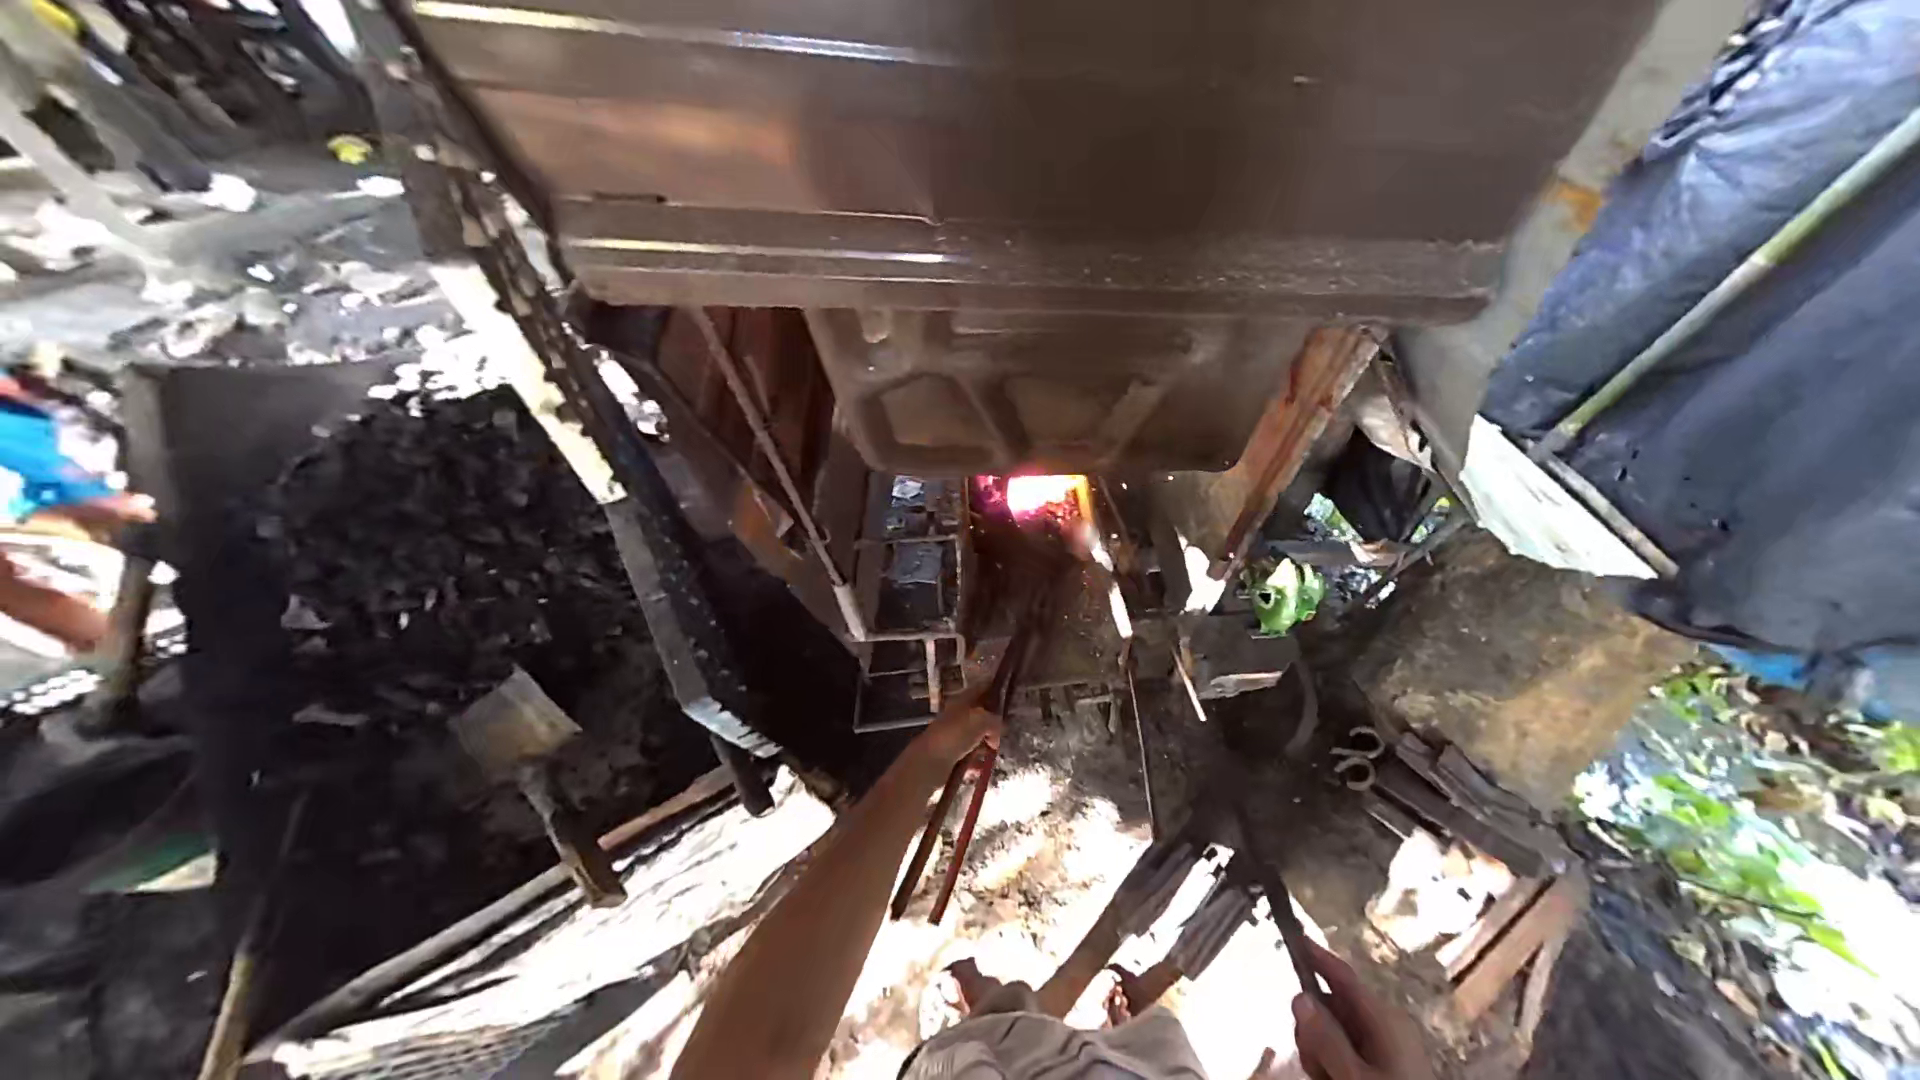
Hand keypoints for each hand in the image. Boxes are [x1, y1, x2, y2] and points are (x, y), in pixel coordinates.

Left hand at [913, 691, 1002, 767]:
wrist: (929, 762)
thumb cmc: (955, 735)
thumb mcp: (981, 720)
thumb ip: (994, 721)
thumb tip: (997, 732)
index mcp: (962, 701)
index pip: (980, 688)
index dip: (993, 688)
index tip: (1007, 694)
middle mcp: (957, 716)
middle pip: (980, 715)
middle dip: (993, 723)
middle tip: (1002, 732)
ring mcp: (953, 736)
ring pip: (976, 737)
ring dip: (986, 744)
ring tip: (993, 751)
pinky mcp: (951, 756)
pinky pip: (970, 757)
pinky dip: (978, 762)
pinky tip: (983, 767)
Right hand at [1292, 941, 1433, 1079]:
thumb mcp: (1353, 1079)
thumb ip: (1325, 1038)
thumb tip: (1300, 997)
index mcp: (1384, 1019)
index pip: (1341, 974)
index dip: (1314, 954)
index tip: (1290, 934)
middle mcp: (1386, 1025)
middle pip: (1331, 1003)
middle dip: (1312, 1025)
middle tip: (1310, 1060)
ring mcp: (1387, 1047)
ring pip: (1335, 1028)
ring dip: (1320, 1049)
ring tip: (1324, 1077)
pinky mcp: (1387, 1066)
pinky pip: (1347, 1048)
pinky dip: (1333, 1061)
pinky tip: (1333, 1079)